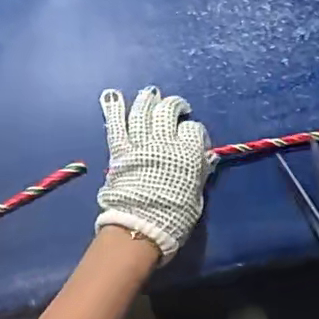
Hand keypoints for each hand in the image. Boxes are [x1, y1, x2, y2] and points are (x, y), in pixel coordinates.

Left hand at [95, 86, 211, 261]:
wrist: (140, 224)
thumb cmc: (174, 216)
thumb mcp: (196, 194)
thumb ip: (199, 172)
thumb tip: (207, 157)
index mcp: (188, 153)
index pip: (194, 130)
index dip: (194, 132)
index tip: (192, 138)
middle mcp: (164, 143)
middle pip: (168, 113)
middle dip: (173, 105)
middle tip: (175, 106)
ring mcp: (139, 145)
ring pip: (142, 113)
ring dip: (146, 100)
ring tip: (150, 94)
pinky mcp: (119, 151)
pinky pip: (116, 125)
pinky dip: (113, 108)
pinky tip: (111, 95)